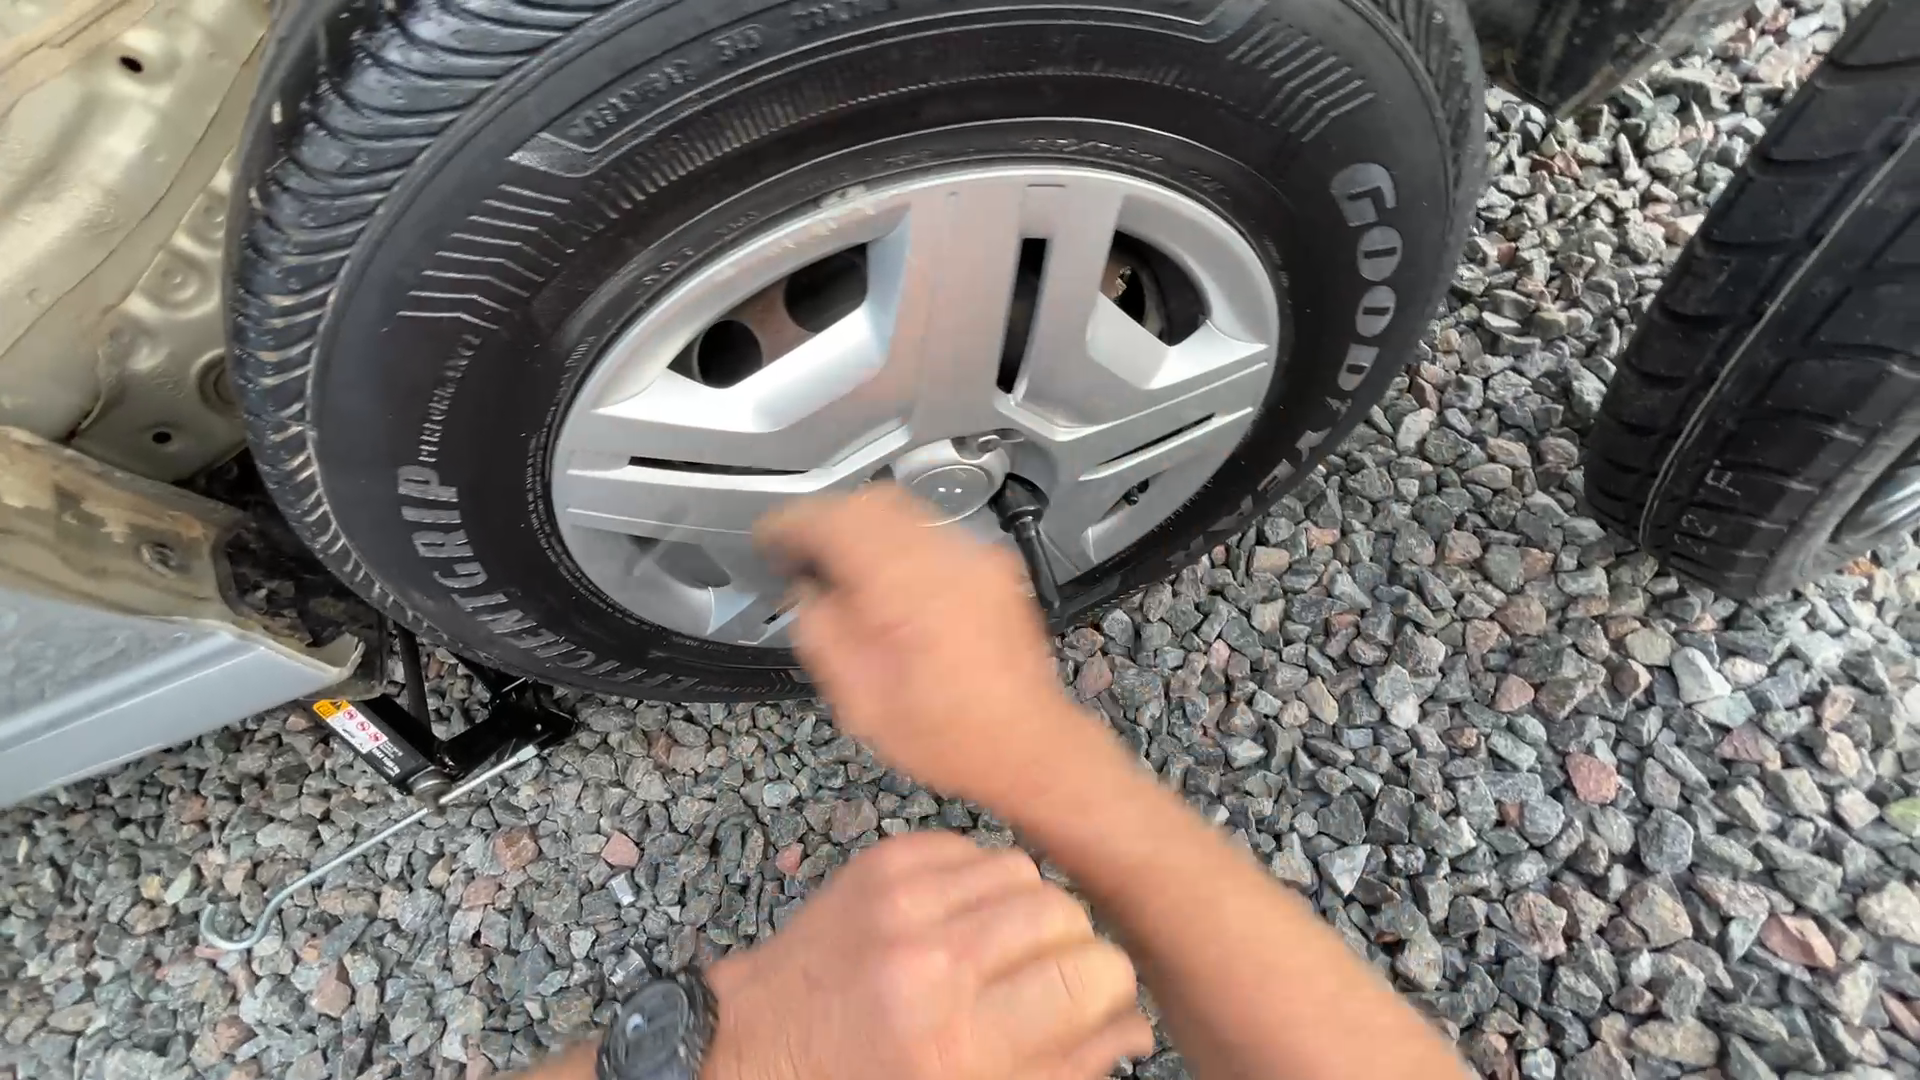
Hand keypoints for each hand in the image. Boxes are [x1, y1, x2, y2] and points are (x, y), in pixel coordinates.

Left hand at [704, 832, 1152, 1079]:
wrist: (765, 1042)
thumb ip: (1060, 1070)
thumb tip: (1131, 1022)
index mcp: (959, 1044)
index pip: (1088, 974)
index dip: (1109, 980)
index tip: (1098, 990)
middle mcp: (933, 960)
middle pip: (1059, 909)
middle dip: (1072, 939)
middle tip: (1050, 966)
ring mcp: (903, 897)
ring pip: (1020, 866)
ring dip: (1026, 902)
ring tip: (1002, 938)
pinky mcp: (883, 859)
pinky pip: (970, 845)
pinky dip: (980, 876)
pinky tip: (963, 911)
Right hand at [756, 487, 1118, 807]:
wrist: (1027, 743)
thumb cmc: (953, 735)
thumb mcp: (861, 700)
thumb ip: (823, 633)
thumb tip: (807, 594)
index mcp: (903, 588)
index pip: (834, 522)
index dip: (792, 523)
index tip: (773, 534)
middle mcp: (945, 560)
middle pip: (872, 502)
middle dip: (829, 517)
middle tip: (803, 545)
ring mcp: (976, 560)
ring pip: (906, 509)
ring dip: (865, 524)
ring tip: (844, 560)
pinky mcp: (994, 569)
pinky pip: (936, 532)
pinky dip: (901, 539)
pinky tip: (891, 574)